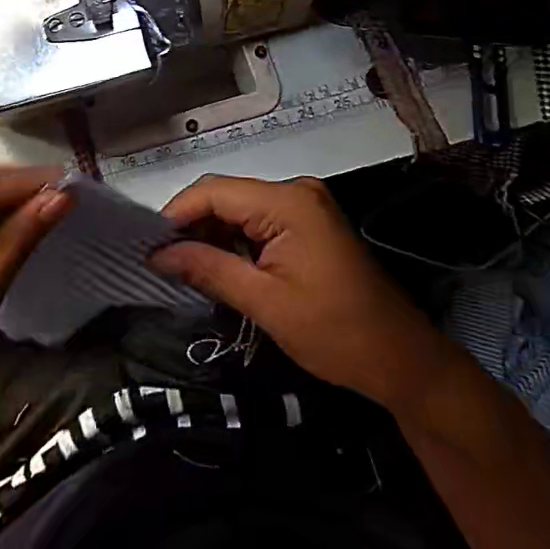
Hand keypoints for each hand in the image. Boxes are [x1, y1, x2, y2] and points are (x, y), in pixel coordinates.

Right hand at [150, 175, 454, 411]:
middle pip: (226, 196)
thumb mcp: (265, 303)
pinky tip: (218, 266)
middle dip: (192, 226)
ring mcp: (305, 206)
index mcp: (288, 202)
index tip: (148, 246)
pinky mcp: (308, 223)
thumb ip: (208, 269)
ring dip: (211, 235)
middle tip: (162, 262)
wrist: (401, 359)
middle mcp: (296, 192)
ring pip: (240, 209)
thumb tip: (158, 255)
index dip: (176, 214)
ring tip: (184, 268)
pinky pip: (259, 221)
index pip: (215, 191)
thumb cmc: (336, 332)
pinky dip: (235, 242)